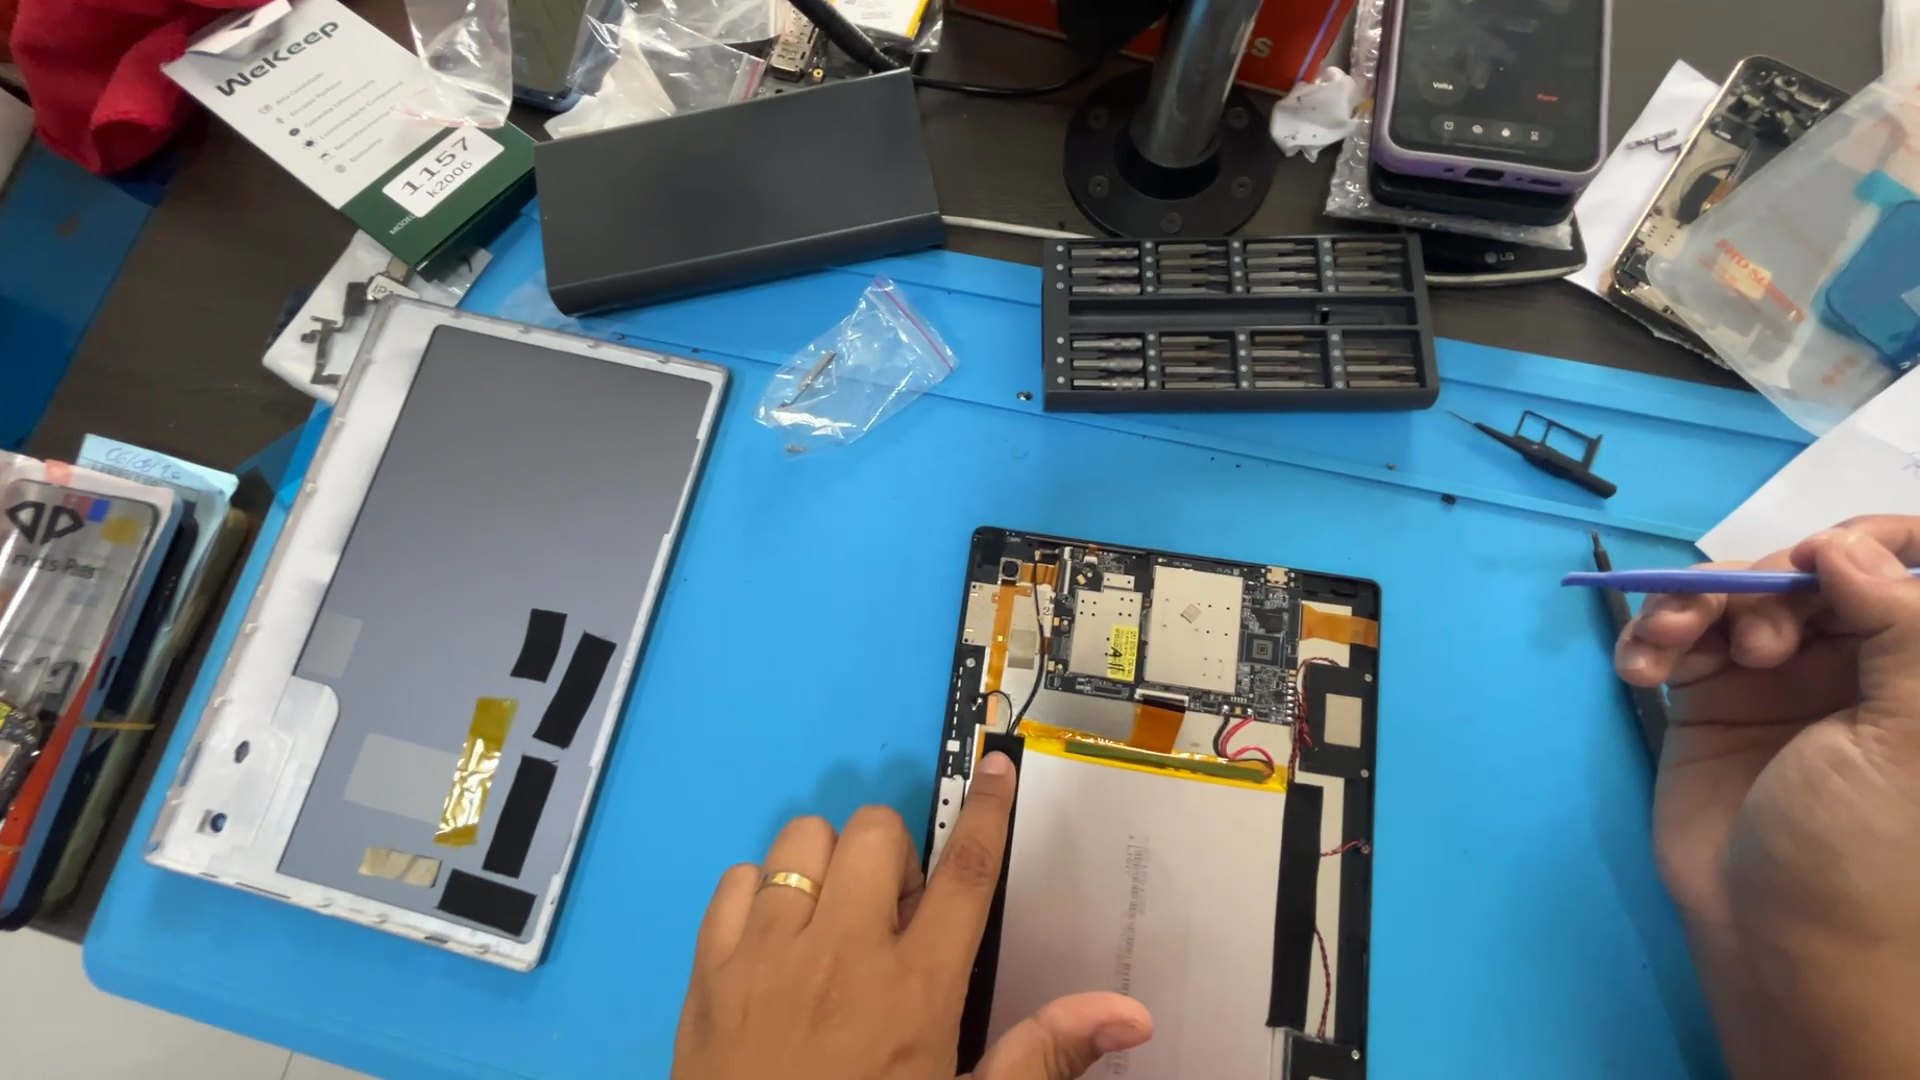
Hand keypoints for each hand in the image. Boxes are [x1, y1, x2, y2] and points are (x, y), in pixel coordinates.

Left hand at [672, 751, 1152, 1079]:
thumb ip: (1043, 1055)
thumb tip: (1131, 1013)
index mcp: (914, 988)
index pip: (965, 873)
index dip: (988, 811)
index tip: (995, 764)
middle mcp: (841, 952)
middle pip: (876, 831)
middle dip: (890, 855)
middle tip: (888, 914)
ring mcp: (767, 955)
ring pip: (803, 841)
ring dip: (824, 866)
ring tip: (829, 921)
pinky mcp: (708, 970)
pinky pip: (736, 880)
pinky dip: (758, 896)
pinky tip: (771, 942)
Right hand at [1616, 517, 1919, 1077]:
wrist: (1774, 926)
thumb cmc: (1871, 847)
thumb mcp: (1909, 741)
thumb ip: (1902, 635)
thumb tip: (1840, 548)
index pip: (1913, 569)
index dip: (1871, 545)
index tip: (1816, 560)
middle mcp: (1859, 661)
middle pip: (1800, 573)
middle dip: (1754, 587)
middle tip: (1743, 642)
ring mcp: (1775, 676)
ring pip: (1723, 599)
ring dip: (1682, 611)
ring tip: (1661, 652)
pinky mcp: (1705, 693)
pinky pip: (1670, 638)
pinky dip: (1646, 642)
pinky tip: (1638, 672)